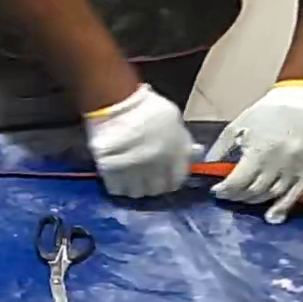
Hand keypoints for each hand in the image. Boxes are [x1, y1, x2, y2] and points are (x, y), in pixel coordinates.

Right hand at [82, 83, 194, 198]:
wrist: (119, 108)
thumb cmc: (148, 111)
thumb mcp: (173, 123)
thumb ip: (180, 143)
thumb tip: (191, 155)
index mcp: (174, 153)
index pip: (175, 180)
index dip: (170, 181)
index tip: (165, 179)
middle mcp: (155, 166)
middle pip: (154, 190)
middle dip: (152, 187)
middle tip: (146, 181)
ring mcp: (132, 171)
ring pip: (135, 193)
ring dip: (134, 189)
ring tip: (131, 181)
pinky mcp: (111, 173)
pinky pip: (116, 189)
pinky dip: (118, 187)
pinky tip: (118, 179)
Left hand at [206, 82, 302, 223]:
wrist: (300, 100)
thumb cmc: (263, 114)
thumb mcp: (234, 129)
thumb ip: (218, 152)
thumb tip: (204, 170)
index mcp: (261, 151)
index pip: (237, 182)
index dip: (223, 190)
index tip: (214, 190)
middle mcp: (280, 161)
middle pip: (253, 191)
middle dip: (234, 196)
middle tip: (225, 193)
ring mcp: (296, 166)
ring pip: (270, 194)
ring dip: (252, 200)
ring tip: (241, 196)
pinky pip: (296, 193)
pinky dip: (283, 206)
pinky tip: (272, 218)